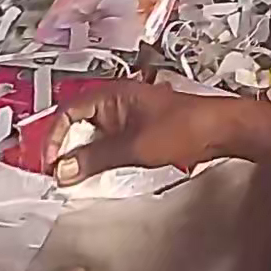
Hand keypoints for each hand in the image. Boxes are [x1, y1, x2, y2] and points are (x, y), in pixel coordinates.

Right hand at [45, 81, 244, 185]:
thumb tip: (64, 168)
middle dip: (67, 146)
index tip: (49, 161)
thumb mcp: (134, 146)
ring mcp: (132, 115)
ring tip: (76, 176)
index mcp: (116, 94)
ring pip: (95, 134)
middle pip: (80, 122)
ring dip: (84, 154)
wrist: (221, 130)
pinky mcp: (142, 129)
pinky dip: (102, 156)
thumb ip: (96, 157)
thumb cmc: (187, 126)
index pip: (70, 109)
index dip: (54, 135)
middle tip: (58, 172)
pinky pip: (112, 142)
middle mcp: (122, 100)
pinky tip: (101, 172)